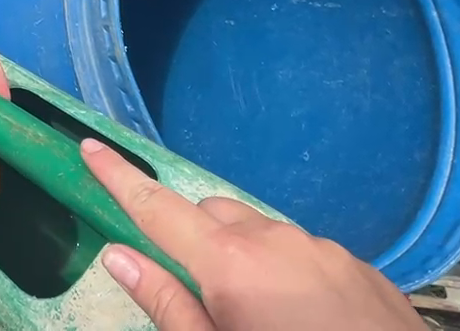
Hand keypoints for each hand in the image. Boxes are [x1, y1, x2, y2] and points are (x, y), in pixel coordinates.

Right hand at [82, 139, 425, 330]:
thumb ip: (168, 307)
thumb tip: (118, 255)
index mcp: (231, 264)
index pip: (156, 207)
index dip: (118, 176)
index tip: (90, 146)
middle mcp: (275, 241)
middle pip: (211, 214)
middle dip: (194, 235)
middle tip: (199, 287)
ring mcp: (327, 253)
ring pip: (261, 232)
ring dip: (245, 254)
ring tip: (263, 313)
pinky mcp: (370, 274)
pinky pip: (307, 253)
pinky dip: (290, 270)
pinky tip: (311, 322)